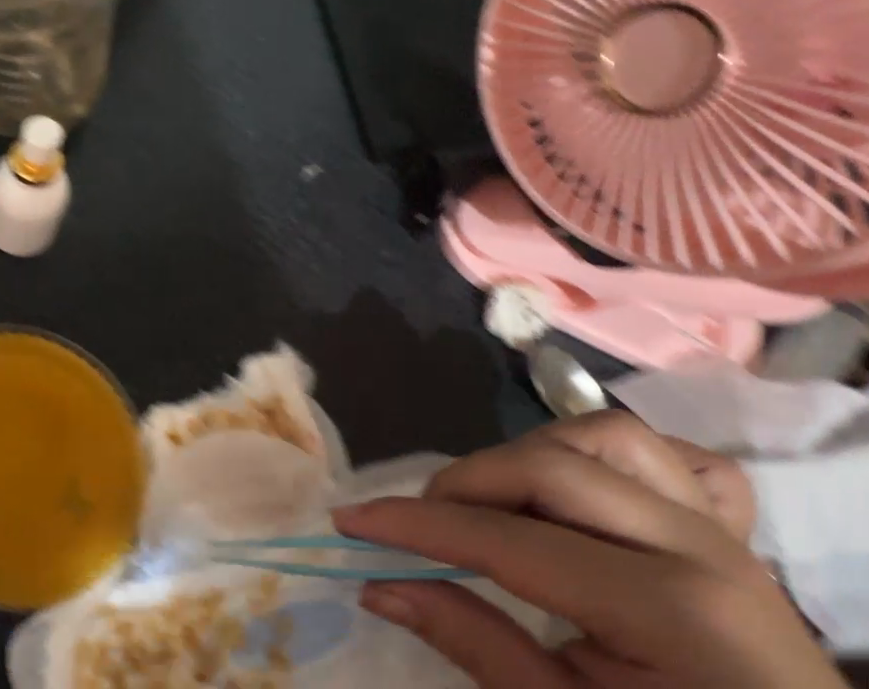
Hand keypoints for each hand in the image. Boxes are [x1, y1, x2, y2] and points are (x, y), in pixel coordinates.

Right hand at [333, 412, 841, 688]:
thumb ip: (475, 644)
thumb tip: (377, 586)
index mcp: (670, 611)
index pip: (507, 538)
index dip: (414, 524)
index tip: (346, 519)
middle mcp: (702, 551)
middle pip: (551, 467)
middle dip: (463, 484)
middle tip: (415, 524)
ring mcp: (727, 536)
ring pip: (610, 439)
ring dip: (531, 457)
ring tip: (492, 505)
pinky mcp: (735, 538)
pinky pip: (679, 461)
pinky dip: (613, 459)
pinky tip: (578, 493)